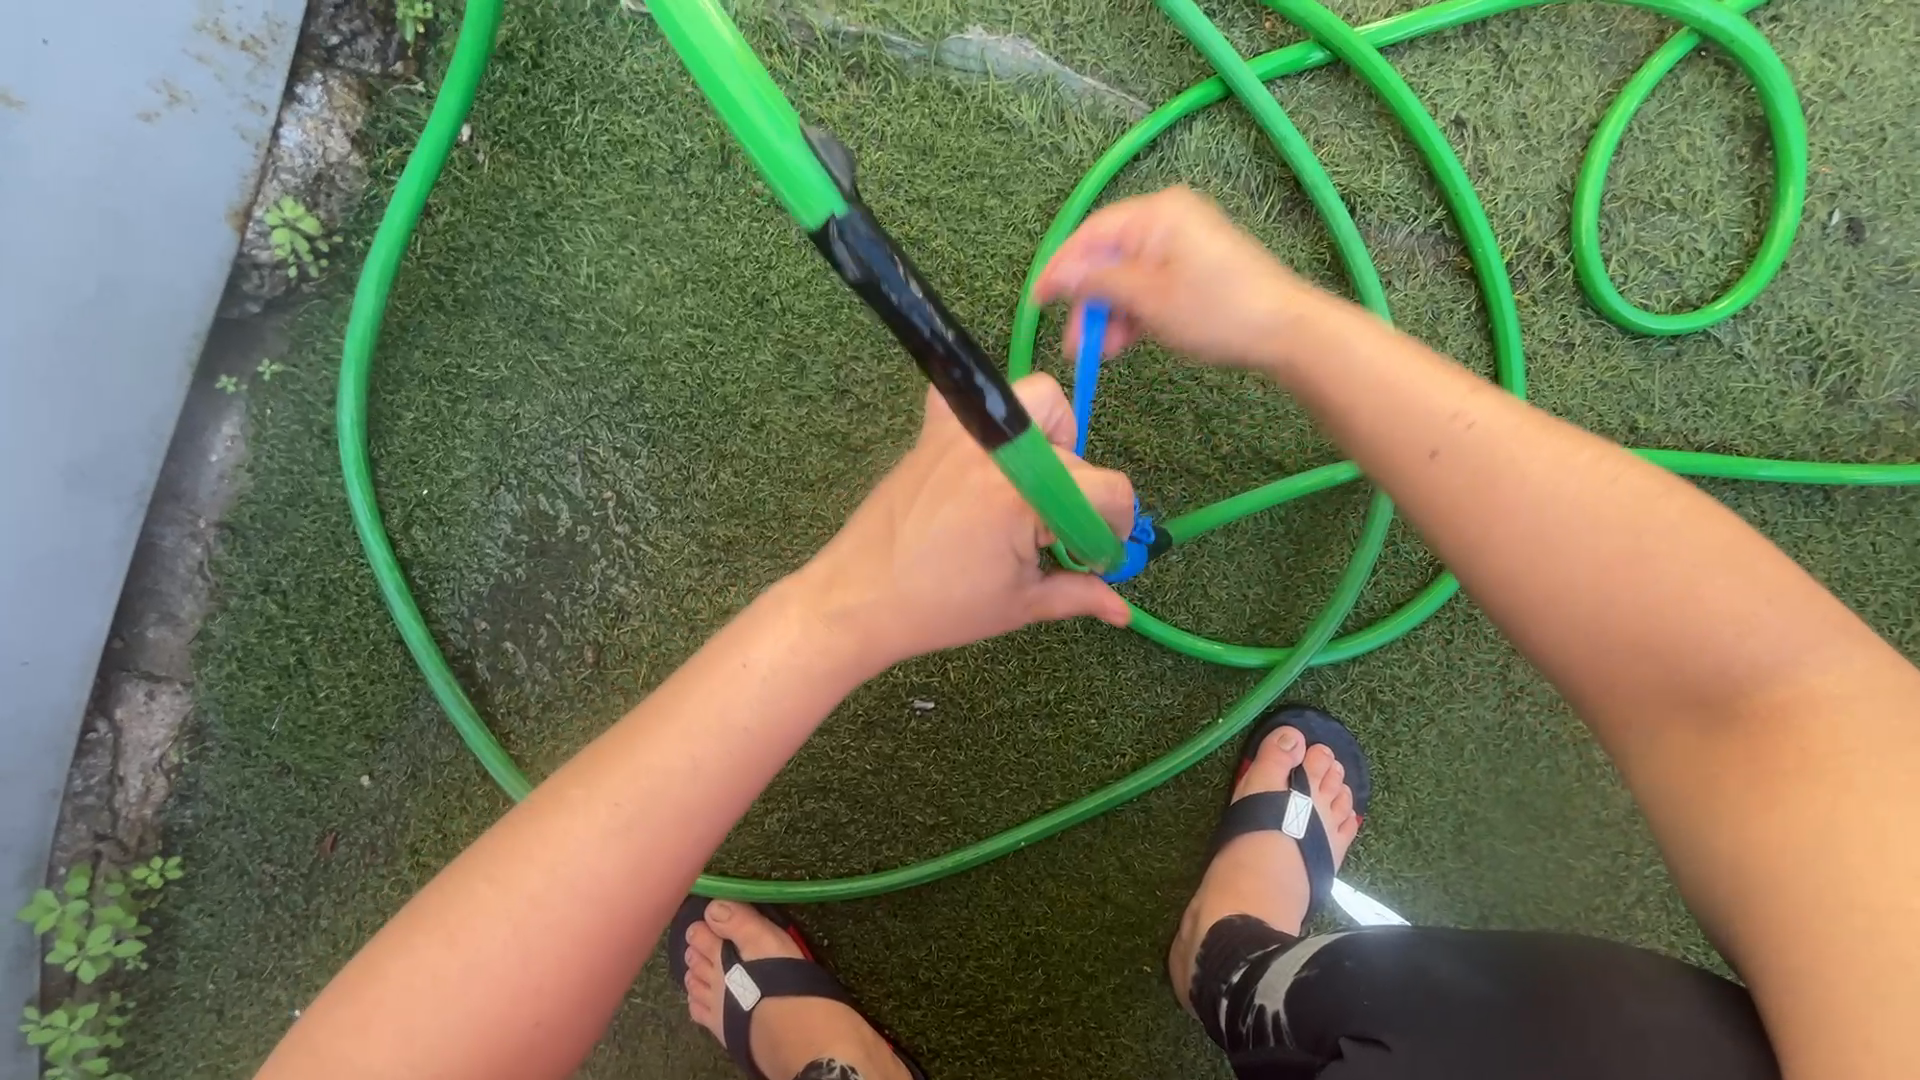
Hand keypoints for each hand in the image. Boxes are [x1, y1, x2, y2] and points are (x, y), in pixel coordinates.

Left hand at [789, 374, 1134, 673]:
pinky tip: (984, 454)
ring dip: (1054, 438)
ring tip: (1031, 489)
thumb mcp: (1019, 605)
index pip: (1109, 490)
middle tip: (1052, 539)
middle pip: (1078, 457)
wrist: (859, 598)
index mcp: (1024, 497)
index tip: (1093, 555)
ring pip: (1040, 401)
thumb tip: (1123, 609)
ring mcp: (964, 432)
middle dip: (1080, 500)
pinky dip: (988, 414)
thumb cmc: (939, 608)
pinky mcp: (934, 430)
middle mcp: (999, 452)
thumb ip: (1078, 595)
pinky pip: (973, 397)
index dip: (1114, 528)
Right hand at [1033, 186, 1325, 370]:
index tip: (1039, 300)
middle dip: (1089, 302)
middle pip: (1108, 259)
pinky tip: (1124, 343)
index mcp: (1156, 215)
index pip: (1091, 235)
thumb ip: (1099, 283)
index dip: (1061, 268)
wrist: (1282, 331)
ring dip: (1110, 315)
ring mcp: (1180, 246)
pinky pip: (1147, 288)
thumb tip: (1061, 276)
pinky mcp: (1190, 270)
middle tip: (1075, 342)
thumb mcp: (1148, 298)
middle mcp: (1166, 222)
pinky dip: (1133, 315)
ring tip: (1102, 352)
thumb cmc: (1217, 310)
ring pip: (1126, 279)